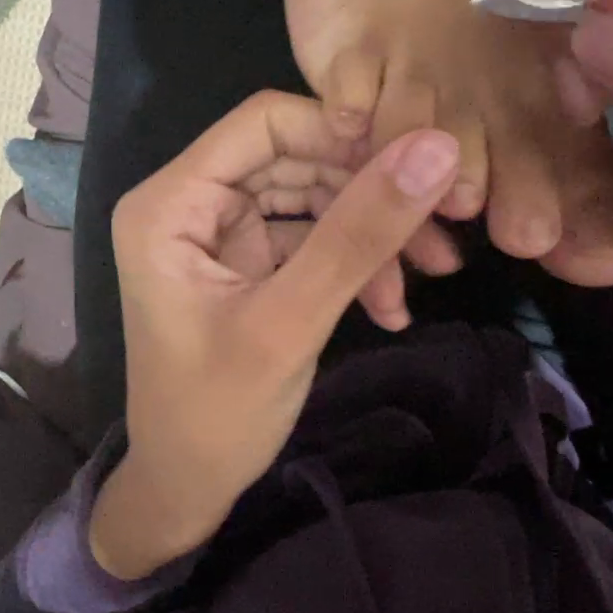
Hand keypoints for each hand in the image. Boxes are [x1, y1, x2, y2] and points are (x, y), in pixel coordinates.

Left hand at [92, 92, 461, 577]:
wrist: (188, 488)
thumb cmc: (218, 412)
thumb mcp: (290, 321)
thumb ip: (357, 235)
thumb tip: (436, 148)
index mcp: (169, 203)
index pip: (264, 124)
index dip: (342, 131)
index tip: (418, 161)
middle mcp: (189, 204)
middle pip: (295, 159)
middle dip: (367, 192)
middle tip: (443, 225)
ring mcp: (219, 234)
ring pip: (311, 199)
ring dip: (370, 233)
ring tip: (431, 274)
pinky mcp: (247, 265)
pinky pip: (309, 240)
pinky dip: (352, 265)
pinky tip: (391, 308)